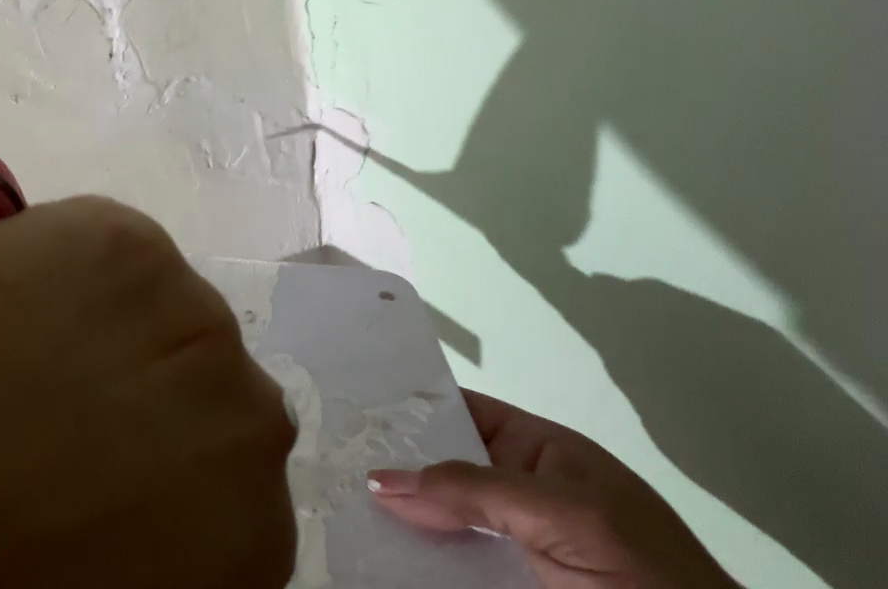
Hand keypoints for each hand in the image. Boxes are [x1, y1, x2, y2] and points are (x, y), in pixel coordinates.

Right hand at [368, 391, 736, 588]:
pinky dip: (414, 558)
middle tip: (327, 451)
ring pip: (438, 519)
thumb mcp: (563, 512)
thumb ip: (473, 488)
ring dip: (394, 515)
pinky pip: (451, 564)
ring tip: (336, 499)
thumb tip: (380, 478)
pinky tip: (372, 548)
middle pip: (439, 467)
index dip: (408, 406)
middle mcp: (521, 491)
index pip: (460, 412)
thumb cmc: (646, 570)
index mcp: (542, 452)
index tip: (348, 402)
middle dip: (389, 462)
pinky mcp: (505, 583)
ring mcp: (513, 543)